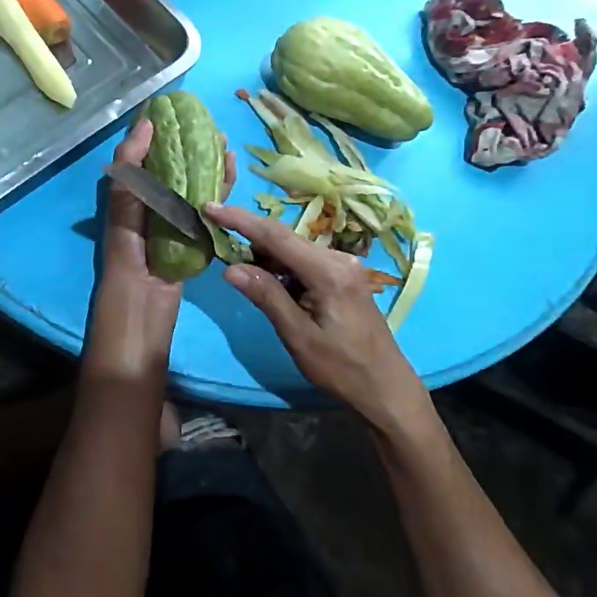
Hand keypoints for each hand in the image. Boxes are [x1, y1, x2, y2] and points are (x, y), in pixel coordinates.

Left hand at [93, 120, 234, 363]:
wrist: (143, 303)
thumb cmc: (128, 251)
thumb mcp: (123, 203)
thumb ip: (132, 166)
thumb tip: (146, 123)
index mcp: (131, 195)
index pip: (146, 155)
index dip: (158, 132)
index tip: (176, 109)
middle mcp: (153, 204)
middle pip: (175, 168)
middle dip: (191, 145)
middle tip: (209, 125)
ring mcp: (176, 220)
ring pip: (195, 184)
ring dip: (209, 163)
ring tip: (224, 141)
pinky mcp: (196, 235)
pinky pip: (209, 206)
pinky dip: (220, 188)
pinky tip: (231, 170)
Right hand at [203, 203, 433, 435]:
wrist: (387, 389)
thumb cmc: (342, 368)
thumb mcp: (298, 336)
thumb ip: (267, 297)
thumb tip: (230, 268)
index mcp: (328, 272)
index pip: (275, 236)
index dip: (240, 220)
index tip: (210, 207)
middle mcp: (338, 260)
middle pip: (283, 237)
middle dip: (247, 234)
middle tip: (214, 234)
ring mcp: (342, 266)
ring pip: (291, 248)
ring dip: (262, 253)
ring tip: (236, 266)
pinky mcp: (341, 276)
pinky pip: (302, 260)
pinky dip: (278, 265)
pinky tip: (265, 280)